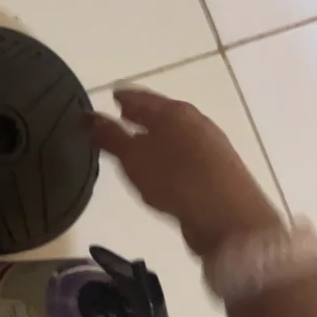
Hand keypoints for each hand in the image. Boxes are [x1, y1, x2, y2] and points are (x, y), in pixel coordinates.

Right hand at [89, 87, 283, 258]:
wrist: (231, 219)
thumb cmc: (175, 181)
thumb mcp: (132, 158)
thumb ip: (108, 135)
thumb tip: (86, 116)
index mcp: (173, 111)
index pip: (140, 97)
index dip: (121, 97)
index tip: (108, 99)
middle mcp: (195, 121)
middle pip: (160, 113)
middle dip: (139, 116)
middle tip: (118, 119)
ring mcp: (210, 145)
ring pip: (174, 133)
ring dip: (154, 136)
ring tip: (135, 146)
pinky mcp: (219, 168)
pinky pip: (185, 153)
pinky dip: (168, 153)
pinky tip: (161, 169)